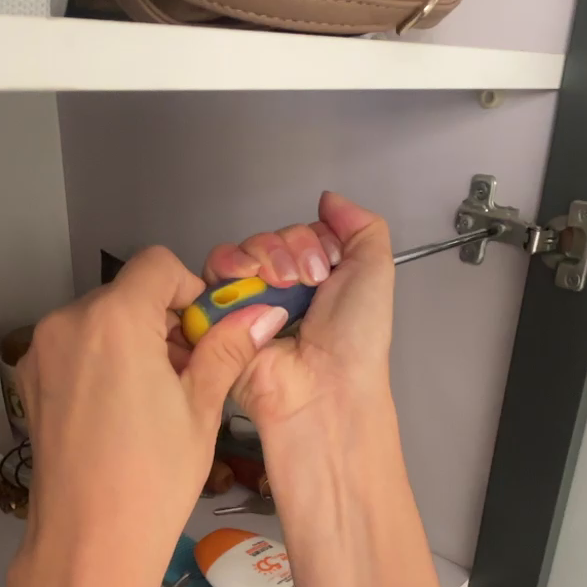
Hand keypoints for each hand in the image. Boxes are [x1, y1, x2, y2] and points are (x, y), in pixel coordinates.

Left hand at [14, 247, 285, 586]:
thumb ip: (228, 348)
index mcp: (114, 319)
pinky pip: (76, 348)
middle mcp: (67, 322)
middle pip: (127, 293)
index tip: (205, 335)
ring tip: (157, 398)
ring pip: (101, 320)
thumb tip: (262, 312)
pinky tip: (124, 410)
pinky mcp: (30, 382)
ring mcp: (41, 353)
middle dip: (164, 321)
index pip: (158, 265)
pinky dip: (105, 360)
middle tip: (190, 374)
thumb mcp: (201, 409)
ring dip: (135, 341)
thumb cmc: (153, 479)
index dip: (190, 291)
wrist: (89, 544)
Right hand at [203, 192, 395, 436]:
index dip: (312, 239)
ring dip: (262, 254)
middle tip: (306, 281)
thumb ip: (360, 226)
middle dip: (287, 247)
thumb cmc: (356, 339)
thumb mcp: (375, 270)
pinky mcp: (220, 317)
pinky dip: (229, 265)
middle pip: (268, 239)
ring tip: (281, 284)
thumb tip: (329, 199)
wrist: (326, 386)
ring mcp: (249, 304)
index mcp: (316, 282)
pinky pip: (211, 273)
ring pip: (241, 251)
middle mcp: (280, 291)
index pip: (299, 234)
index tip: (328, 267)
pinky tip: (250, 279)